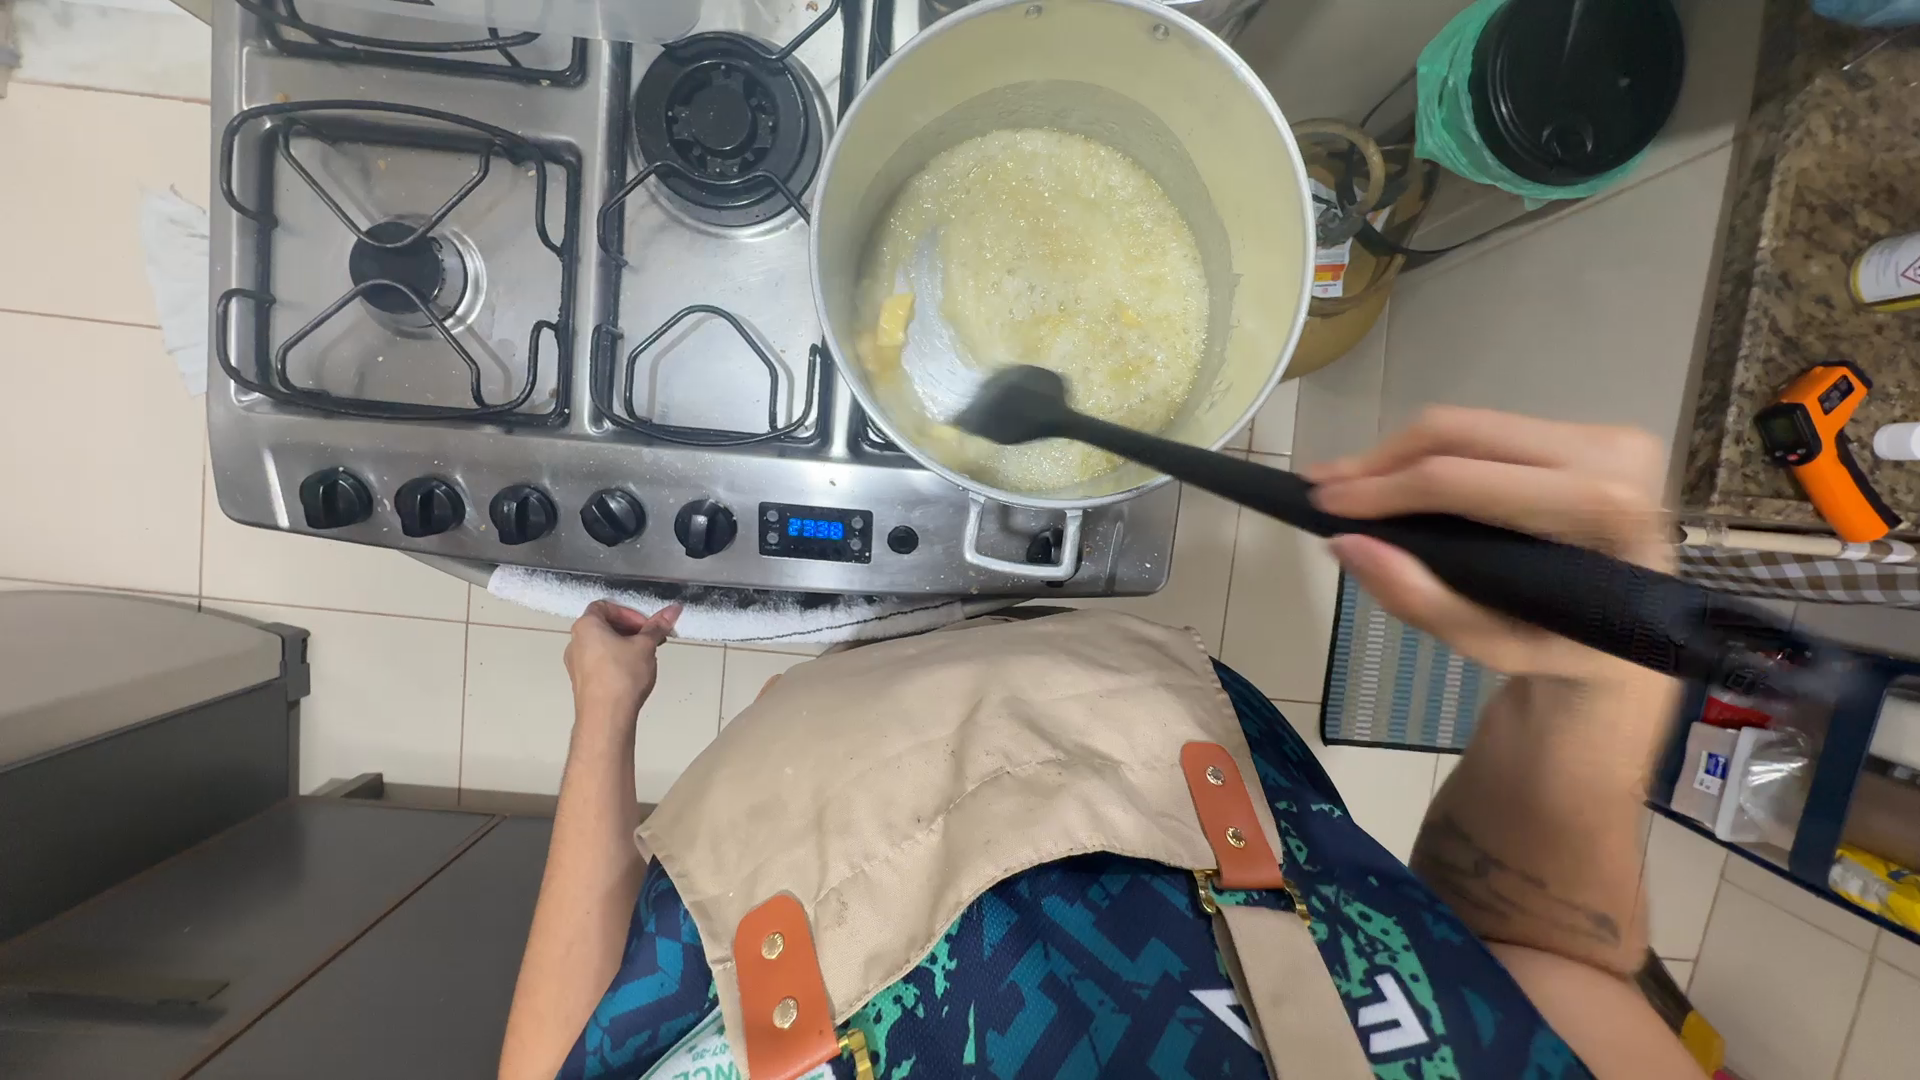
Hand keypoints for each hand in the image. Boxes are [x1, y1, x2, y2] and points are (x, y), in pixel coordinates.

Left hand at [564, 601, 682, 722]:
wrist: (606, 716)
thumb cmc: (623, 674)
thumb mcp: (645, 646)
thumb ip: (658, 626)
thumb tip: (674, 608)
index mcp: (586, 626)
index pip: (605, 606)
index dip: (629, 612)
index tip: (646, 626)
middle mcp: (575, 641)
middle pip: (604, 625)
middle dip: (631, 629)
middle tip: (650, 640)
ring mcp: (575, 663)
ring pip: (603, 644)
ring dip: (625, 645)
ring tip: (644, 657)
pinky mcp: (581, 681)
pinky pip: (600, 662)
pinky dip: (616, 660)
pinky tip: (633, 673)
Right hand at [1304, 407, 1670, 681]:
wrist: (1631, 634)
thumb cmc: (1558, 646)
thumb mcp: (1487, 644)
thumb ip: (1419, 599)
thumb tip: (1344, 544)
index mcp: (1599, 507)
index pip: (1459, 478)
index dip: (1379, 489)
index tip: (1319, 503)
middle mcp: (1609, 453)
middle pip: (1455, 433)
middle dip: (1376, 461)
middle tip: (1321, 487)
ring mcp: (1599, 435)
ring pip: (1460, 425)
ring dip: (1392, 456)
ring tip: (1345, 485)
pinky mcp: (1581, 432)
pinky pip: (1476, 430)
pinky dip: (1420, 454)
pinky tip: (1389, 480)